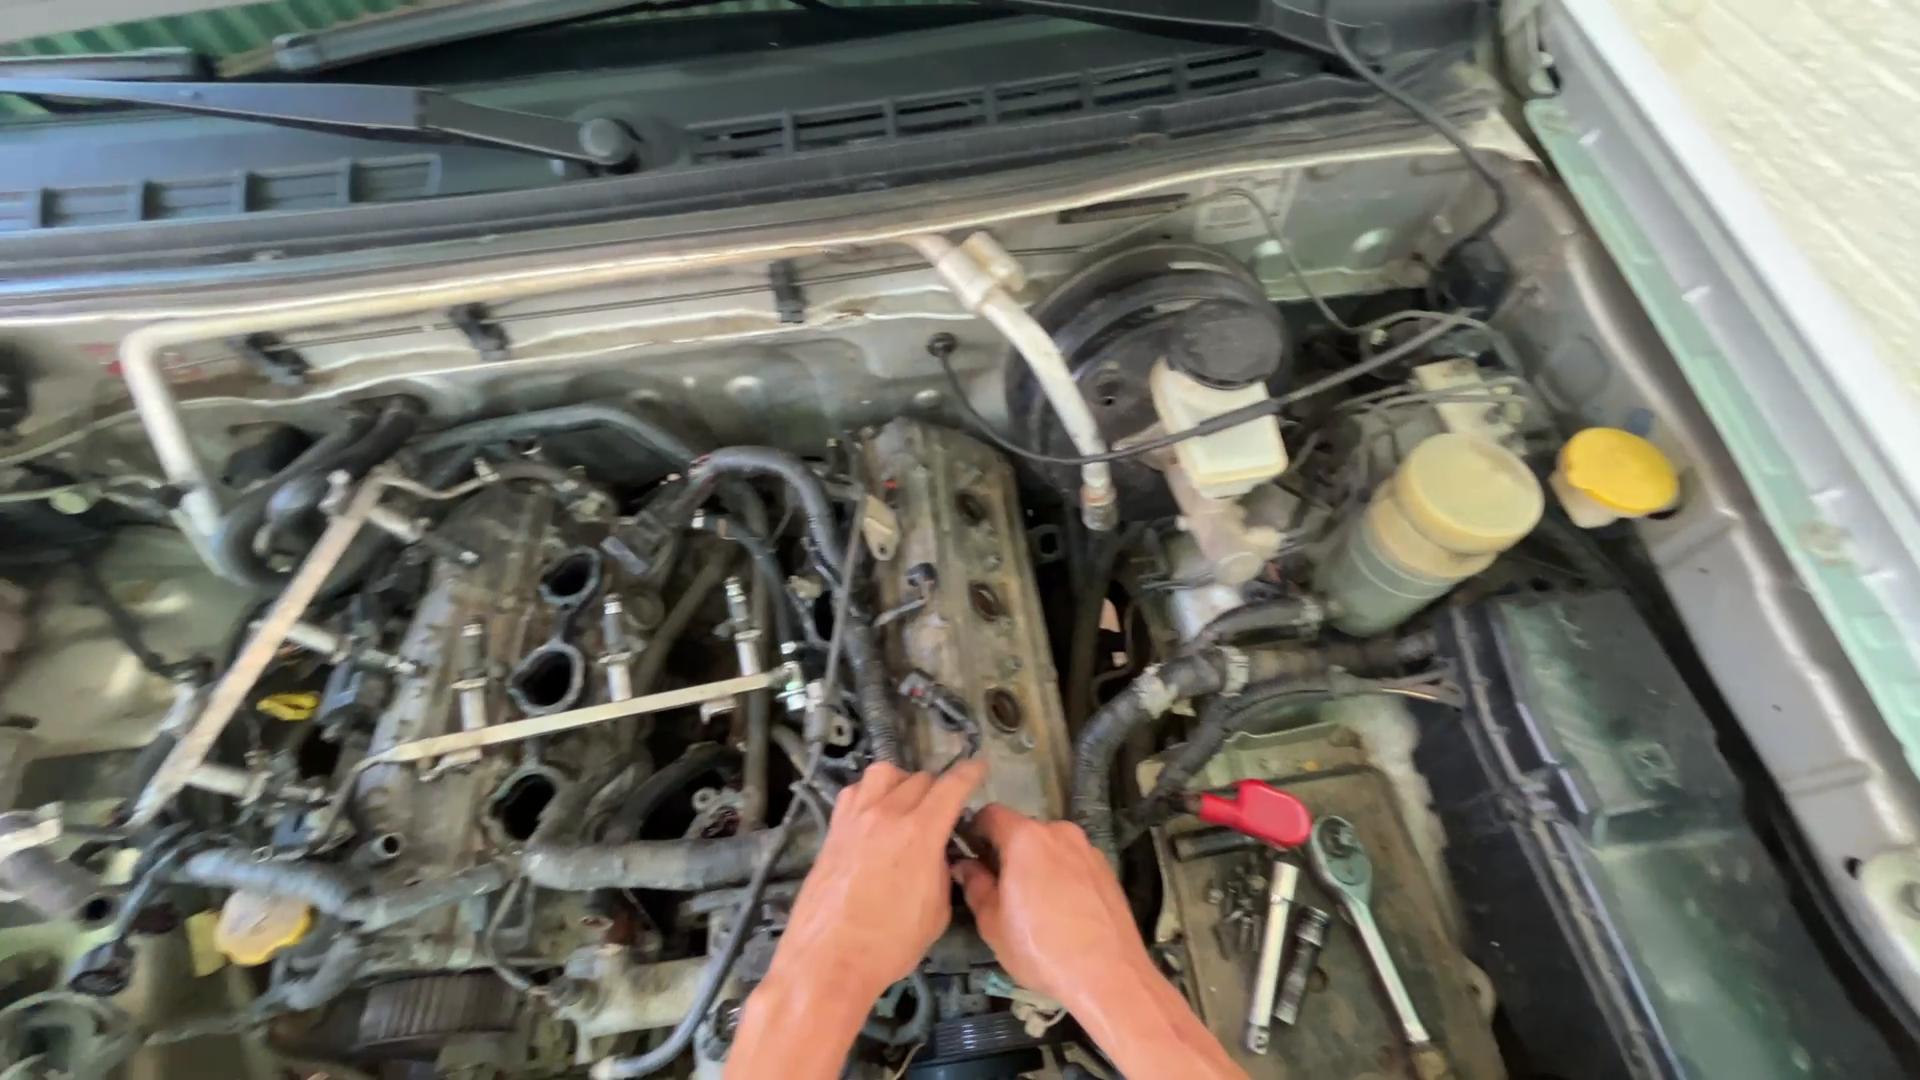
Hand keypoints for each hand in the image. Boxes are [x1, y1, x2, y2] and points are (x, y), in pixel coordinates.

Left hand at [768, 760, 985, 1001]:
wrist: (827, 962)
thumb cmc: (889, 945)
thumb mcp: (936, 912)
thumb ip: (942, 871)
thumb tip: (938, 854)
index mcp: (921, 832)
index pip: (952, 786)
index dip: (970, 773)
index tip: (978, 768)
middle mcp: (887, 813)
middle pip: (920, 778)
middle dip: (938, 790)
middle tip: (941, 813)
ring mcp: (856, 817)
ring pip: (883, 773)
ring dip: (901, 783)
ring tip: (904, 804)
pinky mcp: (833, 829)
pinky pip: (854, 792)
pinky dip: (869, 794)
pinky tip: (873, 815)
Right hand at [955, 806, 1249, 1079]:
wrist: (1110, 974)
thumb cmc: (1041, 947)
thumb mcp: (993, 924)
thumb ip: (975, 885)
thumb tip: (965, 865)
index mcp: (1025, 837)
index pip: (990, 813)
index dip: (975, 830)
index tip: (970, 855)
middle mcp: (1058, 832)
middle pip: (1022, 830)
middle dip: (1008, 851)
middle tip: (1000, 887)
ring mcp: (1087, 848)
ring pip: (1050, 847)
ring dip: (1037, 863)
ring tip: (1035, 904)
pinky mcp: (1106, 868)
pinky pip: (1073, 861)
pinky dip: (1062, 874)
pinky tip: (1064, 911)